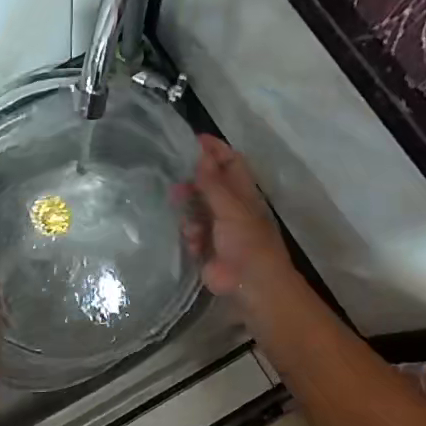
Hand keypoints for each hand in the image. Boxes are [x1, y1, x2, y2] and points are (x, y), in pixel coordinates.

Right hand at [182, 135, 291, 298]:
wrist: (251, 286)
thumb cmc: (247, 243)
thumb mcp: (231, 208)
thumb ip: (213, 183)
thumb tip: (202, 155)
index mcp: (244, 194)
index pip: (230, 163)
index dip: (214, 150)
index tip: (193, 139)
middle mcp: (231, 208)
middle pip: (209, 186)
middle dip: (192, 183)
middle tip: (174, 183)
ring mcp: (218, 230)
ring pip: (196, 210)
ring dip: (189, 213)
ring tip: (185, 219)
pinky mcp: (206, 249)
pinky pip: (191, 235)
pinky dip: (190, 237)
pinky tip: (193, 244)